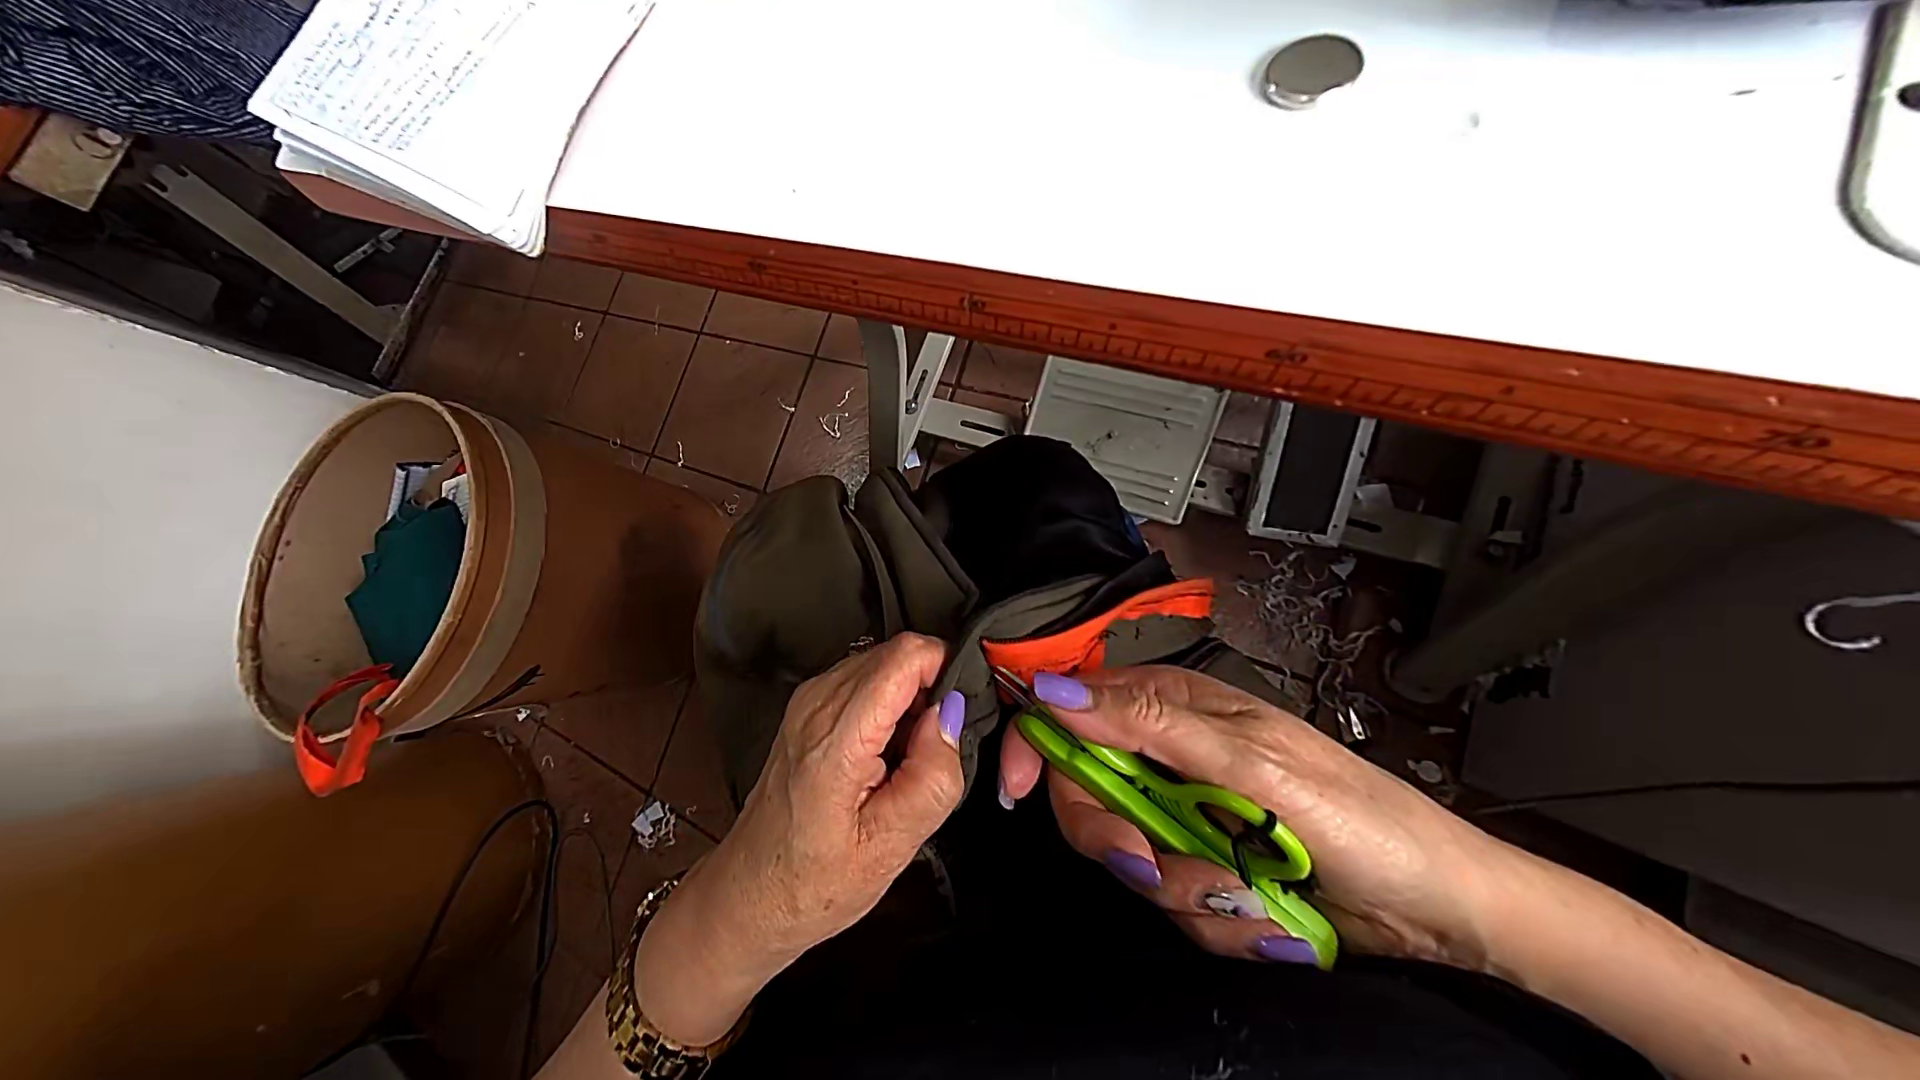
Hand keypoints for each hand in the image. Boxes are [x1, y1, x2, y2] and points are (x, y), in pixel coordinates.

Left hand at [636, 633, 965, 1046]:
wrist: (750, 891)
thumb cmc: (808, 882)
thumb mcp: (893, 846)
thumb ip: (934, 774)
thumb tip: (952, 714)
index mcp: (835, 739)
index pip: (906, 655)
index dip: (945, 670)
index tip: (955, 710)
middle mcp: (816, 704)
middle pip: (899, 652)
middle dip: (931, 688)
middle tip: (928, 747)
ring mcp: (809, 699)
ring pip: (886, 662)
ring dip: (910, 698)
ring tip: (902, 757)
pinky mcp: (810, 704)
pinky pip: (868, 678)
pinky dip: (890, 704)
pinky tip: (883, 752)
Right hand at [998, 665, 1518, 969]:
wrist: (1432, 903)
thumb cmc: (1353, 814)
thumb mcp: (1246, 761)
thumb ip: (1147, 723)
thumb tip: (1053, 690)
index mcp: (1172, 708)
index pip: (1073, 708)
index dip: (1036, 743)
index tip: (1015, 790)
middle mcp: (1167, 756)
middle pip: (1086, 792)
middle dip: (1117, 840)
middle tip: (1155, 868)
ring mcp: (1183, 815)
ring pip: (1128, 855)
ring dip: (1183, 888)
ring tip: (1245, 893)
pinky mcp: (1201, 867)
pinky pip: (1170, 900)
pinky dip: (1213, 919)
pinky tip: (1262, 914)